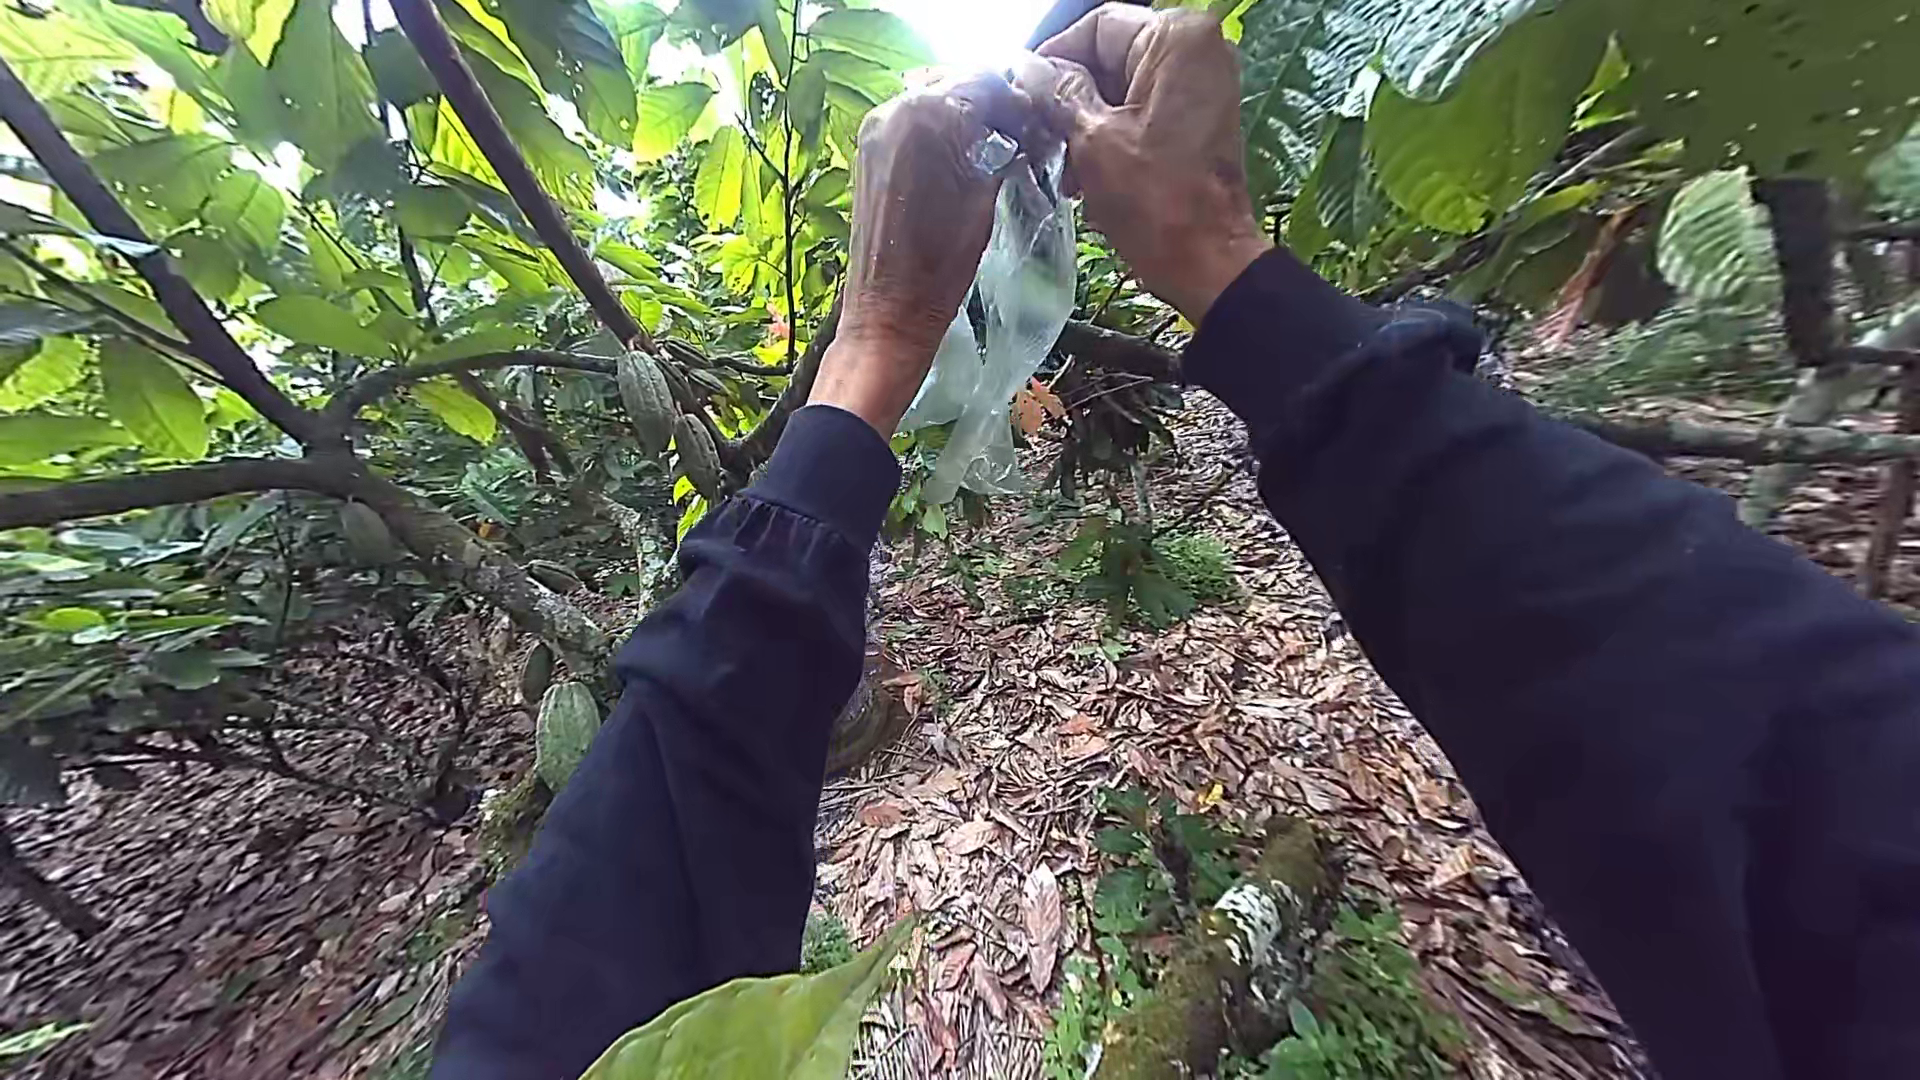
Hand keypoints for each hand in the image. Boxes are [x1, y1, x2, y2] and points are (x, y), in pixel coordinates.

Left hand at [809, 73, 1033, 436]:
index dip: (1017, 104)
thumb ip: (998, 152)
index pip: (985, 82)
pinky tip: (956, 163)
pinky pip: (912, 126)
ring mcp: (876, 131)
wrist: (891, 313)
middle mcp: (895, 109)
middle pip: (955, 86)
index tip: (1035, 128)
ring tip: (987, 153)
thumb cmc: (941, 269)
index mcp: (928, 115)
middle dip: (989, 108)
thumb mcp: (984, 202)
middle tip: (1015, 139)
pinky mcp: (868, 155)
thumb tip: (1015, 132)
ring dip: (962, 120)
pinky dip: (937, 135)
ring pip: (932, 103)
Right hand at [1015, 5, 1270, 321]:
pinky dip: (1111, 146)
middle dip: (1070, 104)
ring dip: (1086, 132)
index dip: (1053, 59)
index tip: (1021, 94)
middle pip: (1112, 61)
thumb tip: (1027, 71)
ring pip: (1123, 96)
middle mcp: (1195, 52)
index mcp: (1176, 39)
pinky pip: (1141, 122)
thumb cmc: (1153, 202)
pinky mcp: (1195, 129)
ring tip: (1065, 175)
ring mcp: (1199, 92)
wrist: (1204, 262)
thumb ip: (1060, 97)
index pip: (1098, 27)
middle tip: (1038, 142)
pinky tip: (1087, 183)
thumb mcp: (1096, 144)